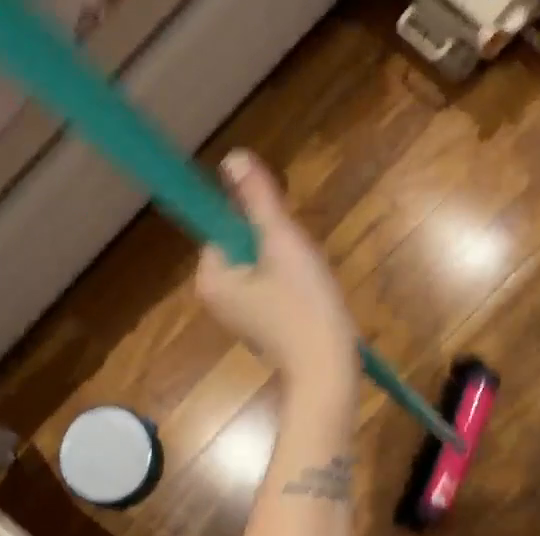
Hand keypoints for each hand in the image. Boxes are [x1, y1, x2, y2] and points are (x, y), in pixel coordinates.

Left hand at [196, 150, 359, 398]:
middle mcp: (215, 298)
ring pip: (263, 267)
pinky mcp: (262, 329)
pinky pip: (273, 290)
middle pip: (246, 245)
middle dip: (278, 247)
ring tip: (310, 286)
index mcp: (211, 276)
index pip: (227, 225)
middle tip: (303, 267)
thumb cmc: (305, 308)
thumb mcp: (283, 243)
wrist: (328, 373)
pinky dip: (293, 289)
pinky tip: (312, 302)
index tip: (286, 242)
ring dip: (290, 267)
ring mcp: (239, 316)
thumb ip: (257, 199)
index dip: (260, 223)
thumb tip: (233, 158)